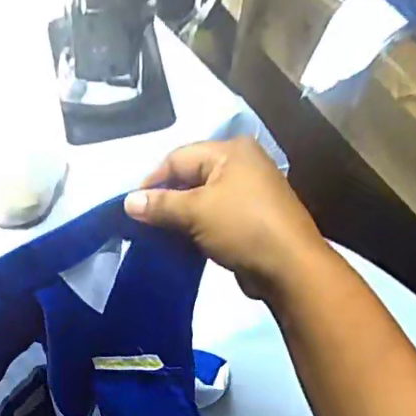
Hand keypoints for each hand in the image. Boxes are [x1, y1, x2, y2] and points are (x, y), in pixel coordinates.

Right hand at [124, 137, 331, 299]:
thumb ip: (161, 205)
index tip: (132, 208)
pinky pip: (212, 217)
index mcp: (230, 151)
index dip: (152, 181)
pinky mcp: (248, 219)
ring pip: (200, 199)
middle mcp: (240, 164)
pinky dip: (194, 228)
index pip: (178, 157)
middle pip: (190, 177)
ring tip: (158, 236)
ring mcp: (247, 192)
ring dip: (179, 217)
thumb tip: (128, 202)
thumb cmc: (242, 227)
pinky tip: (180, 244)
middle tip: (143, 224)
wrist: (287, 265)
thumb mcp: (196, 212)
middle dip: (165, 199)